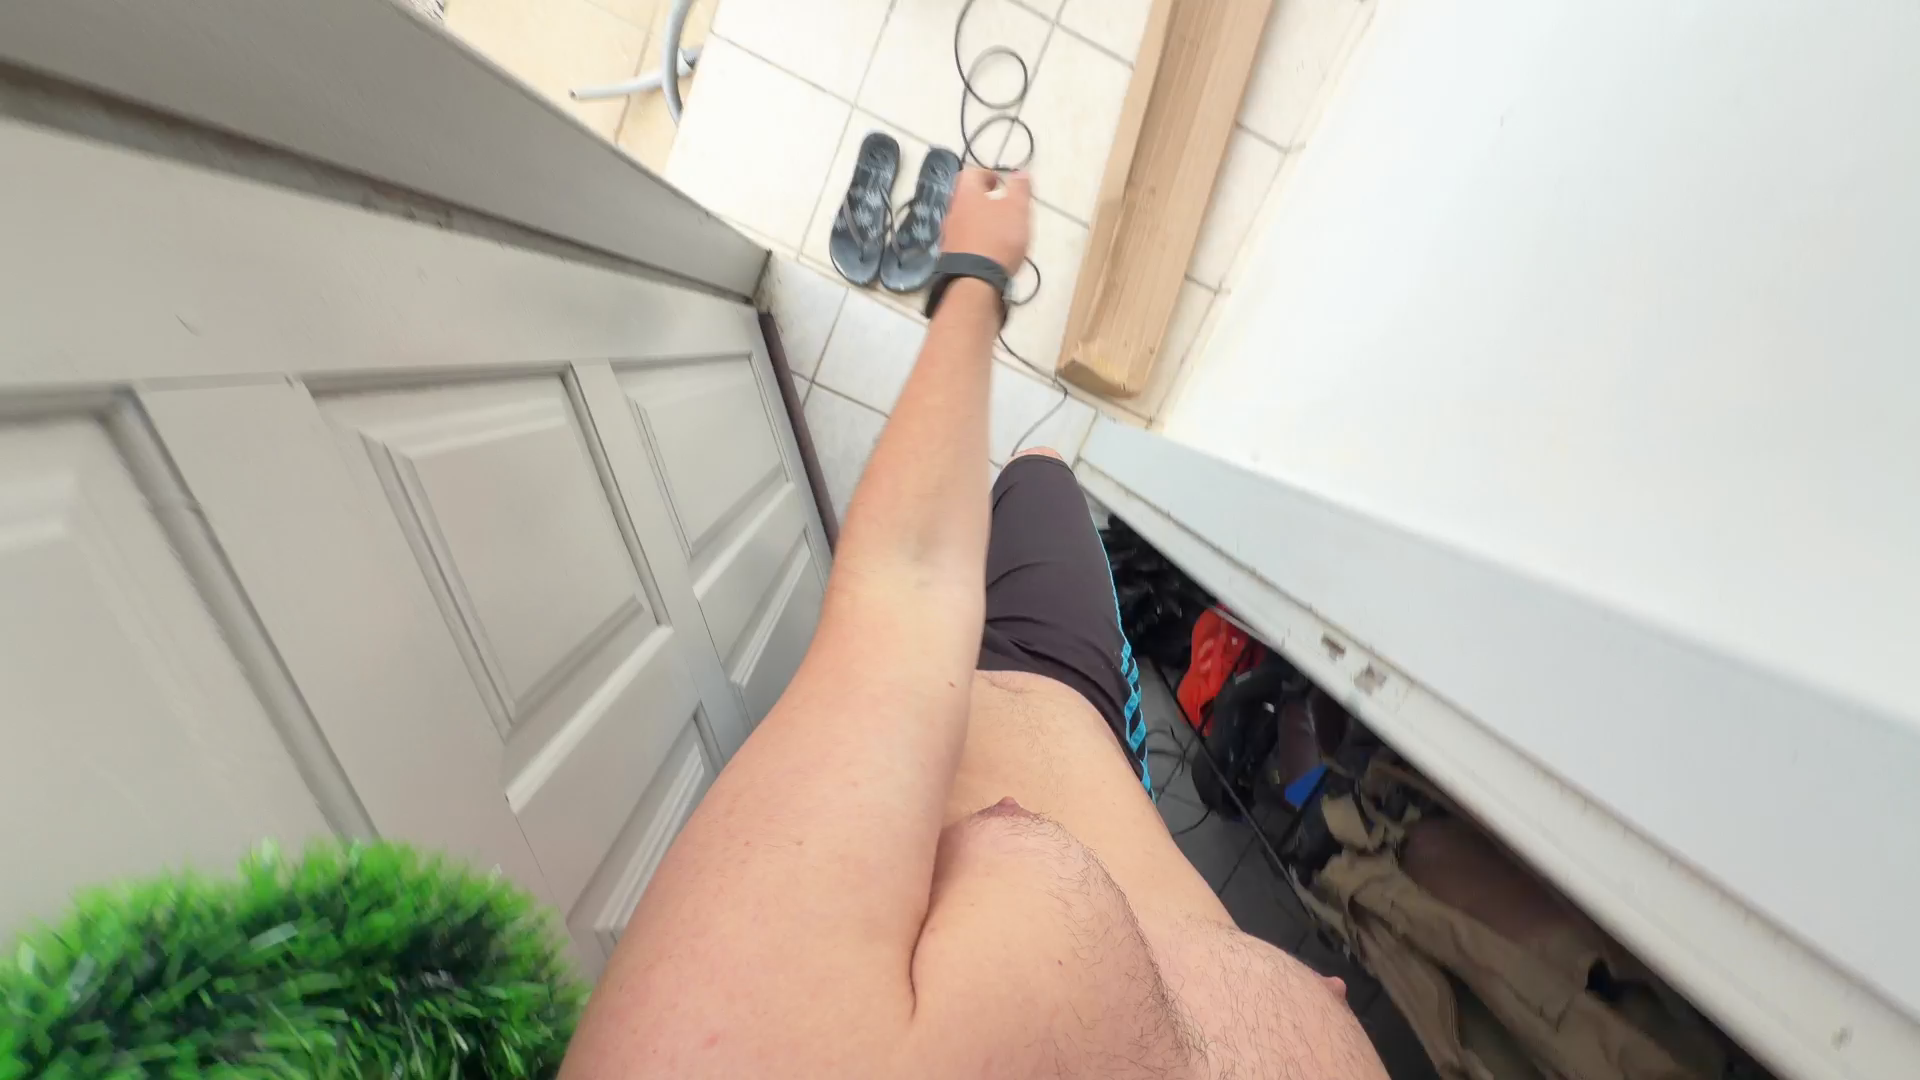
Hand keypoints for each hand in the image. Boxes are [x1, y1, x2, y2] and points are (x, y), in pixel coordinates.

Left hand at [940, 169, 1030, 270]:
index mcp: (966, 193)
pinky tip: (989, 252)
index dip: (988, 174)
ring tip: (999, 232)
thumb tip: (1020, 172)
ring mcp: (948, 236)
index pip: (972, 173)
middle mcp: (952, 211)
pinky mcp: (950, 257)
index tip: (1001, 183)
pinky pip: (964, 243)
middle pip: (967, 199)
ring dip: (980, 222)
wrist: (975, 281)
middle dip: (984, 201)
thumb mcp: (1017, 209)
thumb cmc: (998, 238)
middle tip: (1003, 208)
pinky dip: (976, 242)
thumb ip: (1020, 188)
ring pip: (965, 221)